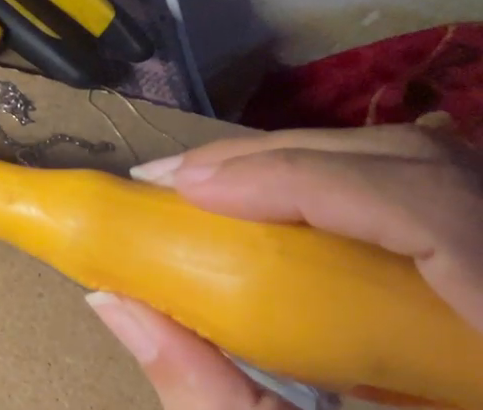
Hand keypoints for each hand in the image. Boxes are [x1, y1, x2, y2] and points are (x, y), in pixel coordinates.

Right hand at [86, 123, 482, 408]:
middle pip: (418, 167)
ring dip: (303, 160)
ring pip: (425, 162)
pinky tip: (281, 203)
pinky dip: (342, 179)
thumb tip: (110, 303)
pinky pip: (434, 185)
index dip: (305, 181)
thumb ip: (222, 400)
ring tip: (212, 187)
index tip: (192, 193)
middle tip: (176, 183)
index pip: (431, 212)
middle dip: (279, 159)